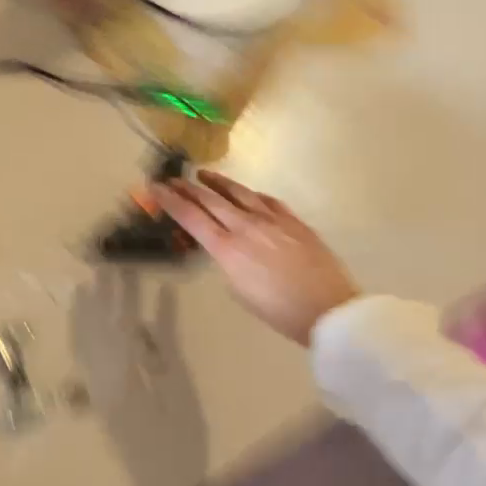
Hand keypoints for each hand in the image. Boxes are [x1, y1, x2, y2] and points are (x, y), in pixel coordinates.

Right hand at [155, 172, 358, 345]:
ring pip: (239, 193)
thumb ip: (227, 261)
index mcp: (227, 248)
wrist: (329, 308)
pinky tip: (246, 193)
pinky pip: (267, 200)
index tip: (156, 187)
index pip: (191, 217)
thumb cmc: (279, 310)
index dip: (170, 200)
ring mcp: (272, 220)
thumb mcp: (239, 289)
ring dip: (217, 182)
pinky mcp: (294, 221)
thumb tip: (226, 246)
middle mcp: (246, 227)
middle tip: (172, 178)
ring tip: (203, 175)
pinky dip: (250, 194)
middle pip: (210, 199)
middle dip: (187, 188)